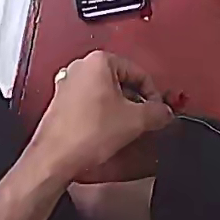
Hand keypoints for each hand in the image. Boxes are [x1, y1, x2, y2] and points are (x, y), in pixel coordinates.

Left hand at [27, 51, 173, 183]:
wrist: (55, 158)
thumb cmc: (88, 133)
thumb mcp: (135, 121)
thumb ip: (157, 112)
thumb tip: (165, 112)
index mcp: (99, 61)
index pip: (138, 73)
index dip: (153, 93)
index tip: (158, 110)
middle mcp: (81, 67)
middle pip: (121, 80)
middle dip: (136, 100)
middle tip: (145, 119)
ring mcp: (68, 83)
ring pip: (106, 91)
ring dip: (120, 107)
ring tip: (127, 128)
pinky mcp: (61, 101)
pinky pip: (91, 101)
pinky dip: (103, 112)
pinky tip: (107, 131)